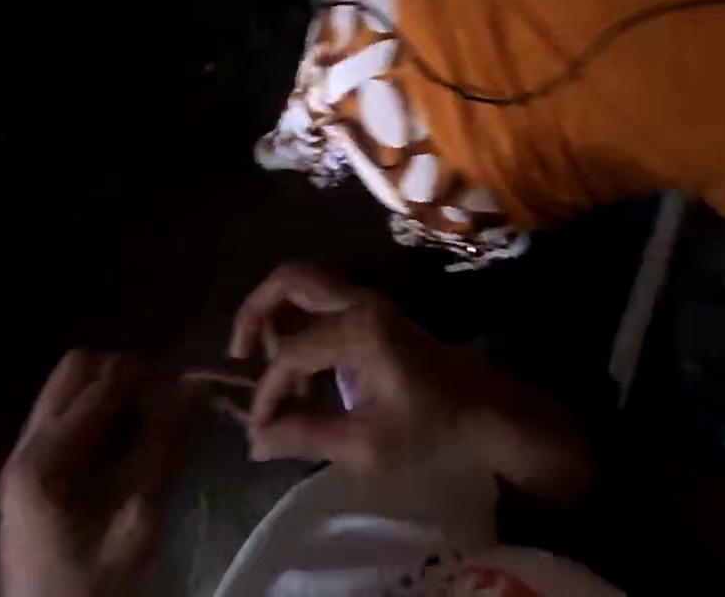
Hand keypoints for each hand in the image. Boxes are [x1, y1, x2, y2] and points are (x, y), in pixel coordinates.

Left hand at [0, 352, 188, 596]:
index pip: (104, 380)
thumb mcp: (139, 514)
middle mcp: (25, 445)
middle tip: (157, 398)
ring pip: (66, 386)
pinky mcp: (27, 470)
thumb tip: (191, 385)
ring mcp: (21, 456)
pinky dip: (94, 410)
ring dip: (107, 389)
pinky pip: (62, 412)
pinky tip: (119, 438)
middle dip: (122, 372)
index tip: (179, 389)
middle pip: (76, 367)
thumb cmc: (96, 582)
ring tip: (142, 415)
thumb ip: (162, 443)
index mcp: (46, 456)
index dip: (148, 377)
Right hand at [229, 264, 593, 505]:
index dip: (268, 392)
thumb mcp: (365, 446)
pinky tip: (299, 367)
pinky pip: (322, 300)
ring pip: (306, 284)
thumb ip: (305, 437)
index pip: (291, 352)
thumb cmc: (429, 429)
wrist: (483, 410)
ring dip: (278, 315)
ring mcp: (369, 301)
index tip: (261, 428)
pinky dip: (299, 321)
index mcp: (358, 329)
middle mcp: (360, 301)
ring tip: (270, 365)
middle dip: (256, 310)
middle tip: (240, 353)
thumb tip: (253, 442)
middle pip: (292, 278)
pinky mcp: (374, 310)